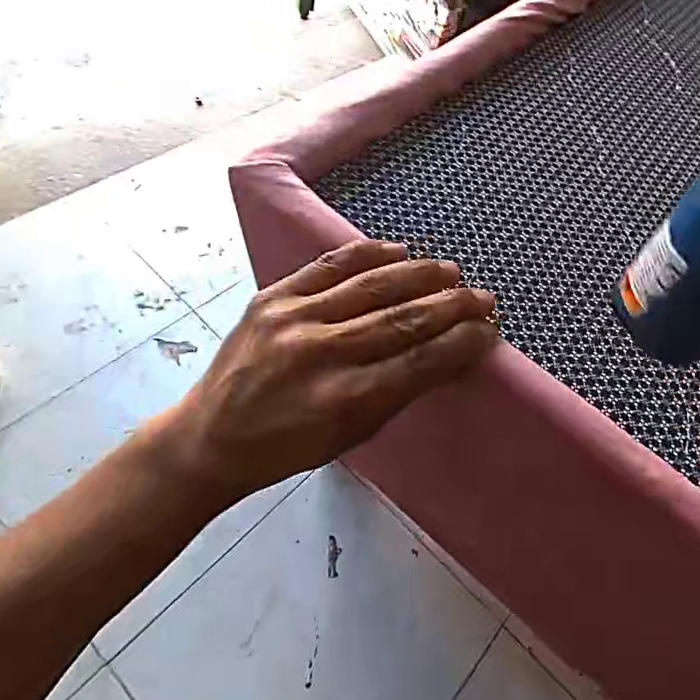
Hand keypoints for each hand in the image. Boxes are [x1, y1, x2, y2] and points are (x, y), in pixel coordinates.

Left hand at [151, 240, 497, 499]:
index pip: (420, 362)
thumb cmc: (286, 448)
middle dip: (452, 306)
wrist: (210, 436)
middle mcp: (321, 354)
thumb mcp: (349, 436)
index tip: (489, 331)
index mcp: (343, 400)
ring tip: (451, 271)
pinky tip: (398, 251)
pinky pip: (328, 267)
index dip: (462, 343)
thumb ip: (396, 393)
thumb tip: (442, 355)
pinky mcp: (270, 298)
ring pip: (371, 287)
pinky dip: (367, 255)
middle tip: (482, 297)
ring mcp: (292, 320)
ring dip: (420, 275)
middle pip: (403, 319)